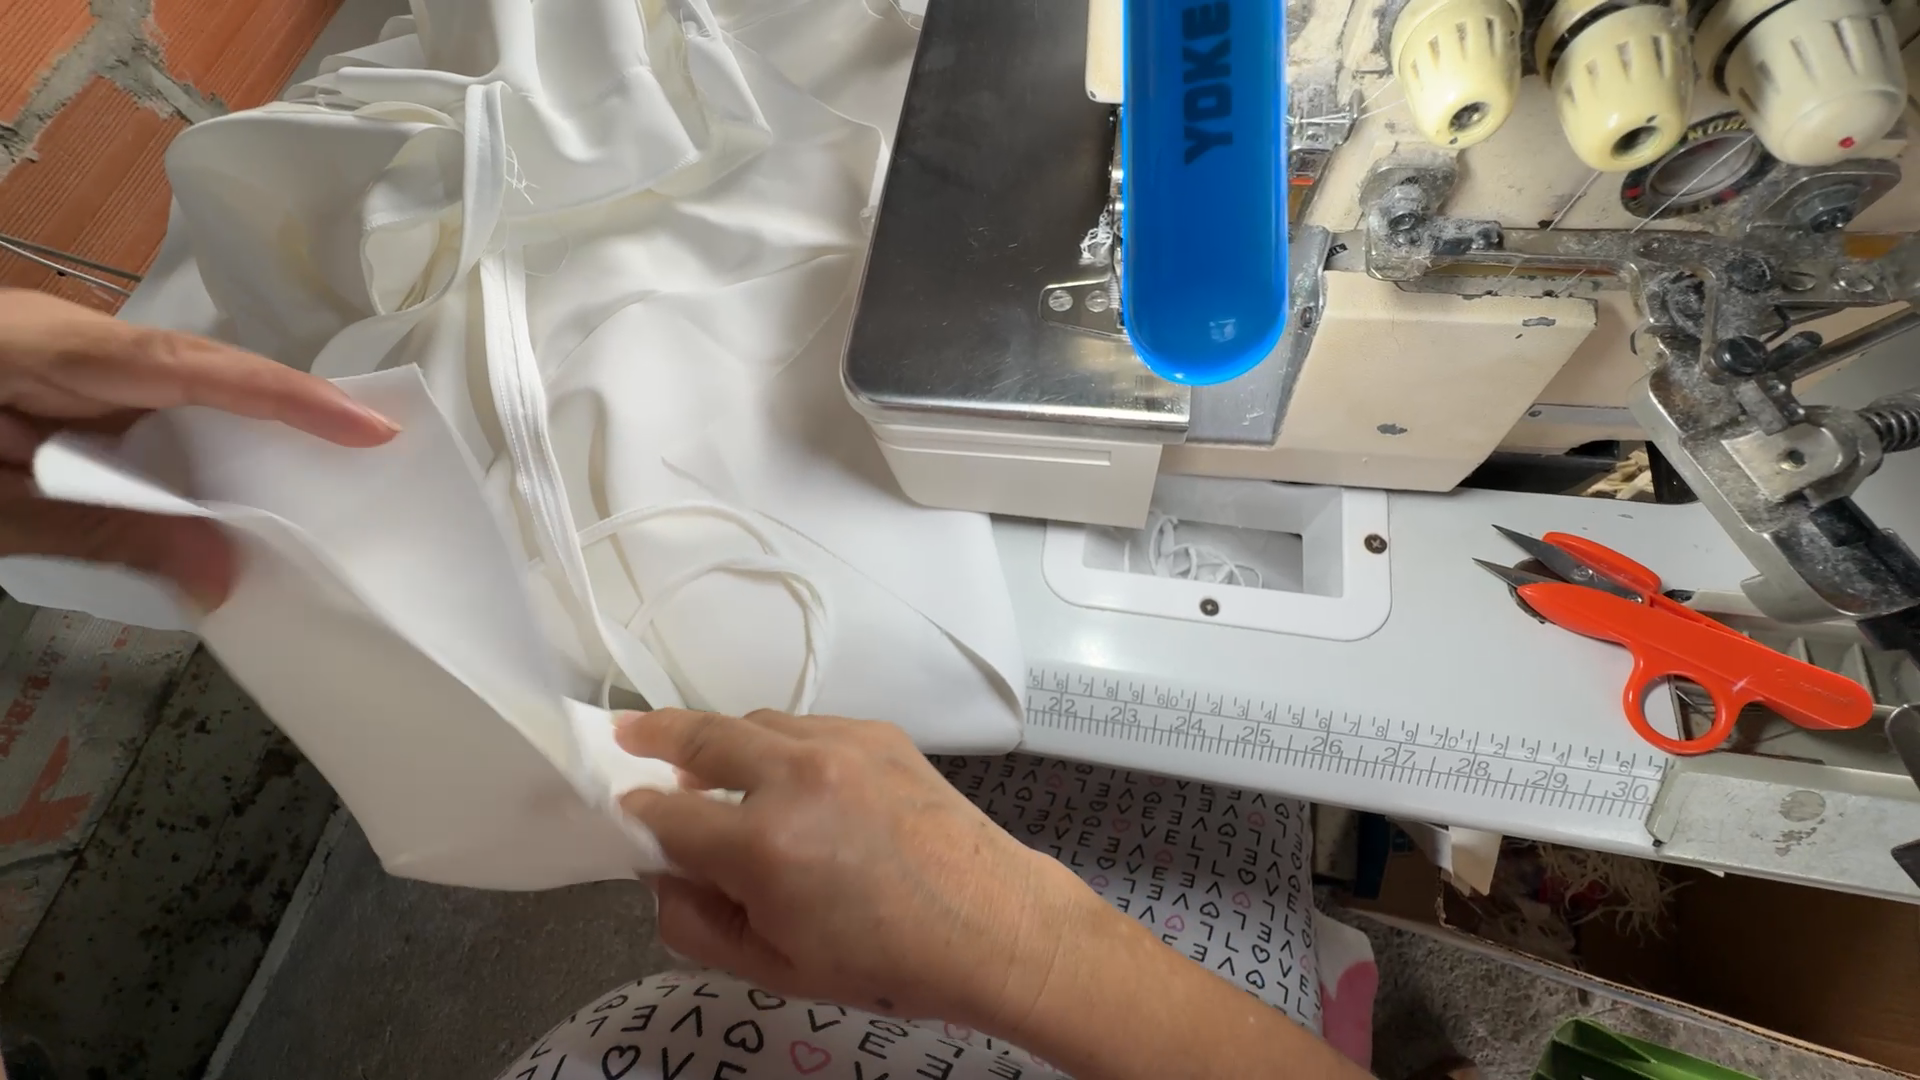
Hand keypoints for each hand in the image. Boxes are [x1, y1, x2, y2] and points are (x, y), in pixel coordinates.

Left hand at [0, 289, 396, 605]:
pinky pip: (148, 435)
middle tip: (366, 473)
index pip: (195, 366)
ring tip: (308, 504)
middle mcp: (61, 350)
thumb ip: (98, 533)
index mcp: (33, 347)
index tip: (375, 430)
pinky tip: (222, 512)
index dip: (292, 398)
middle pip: (206, 385)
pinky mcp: (56, 405)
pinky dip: (189, 477)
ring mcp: (60, 375)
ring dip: (237, 462)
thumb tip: (226, 579)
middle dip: (285, 430)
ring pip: (182, 414)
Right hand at [616, 709, 1100, 1030]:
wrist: (989, 919)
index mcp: (763, 843)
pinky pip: (808, 726)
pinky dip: (782, 744)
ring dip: (724, 739)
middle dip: (655, 732)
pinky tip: (791, 775)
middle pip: (704, 735)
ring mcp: (842, 742)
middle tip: (626, 731)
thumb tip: (662, 869)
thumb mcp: (772, 967)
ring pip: (758, 722)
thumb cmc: (881, 961)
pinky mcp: (877, 730)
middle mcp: (797, 774)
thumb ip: (695, 920)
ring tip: (711, 763)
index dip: (636, 814)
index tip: (623, 811)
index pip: (667, 813)